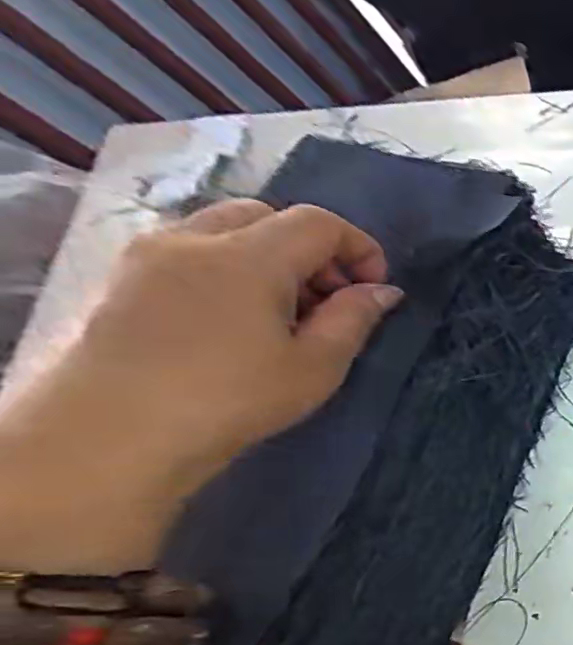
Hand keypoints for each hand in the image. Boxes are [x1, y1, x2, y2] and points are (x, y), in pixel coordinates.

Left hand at [0, 200, 401, 569]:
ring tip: (289, 310)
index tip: (374, 291)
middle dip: (314, 248)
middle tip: (332, 298)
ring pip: (227, 227)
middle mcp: (193, 240)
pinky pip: (194, 248)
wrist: (118, 429)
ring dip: (272, 255)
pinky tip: (245, 314)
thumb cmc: (235, 396)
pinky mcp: (128, 277)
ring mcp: (151, 254)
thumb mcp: (317, 363)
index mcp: (247, 257)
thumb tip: (382, 290)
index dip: (360, 248)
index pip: (318, 223)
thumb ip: (354, 318)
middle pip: (269, 215)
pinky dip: (234, 264)